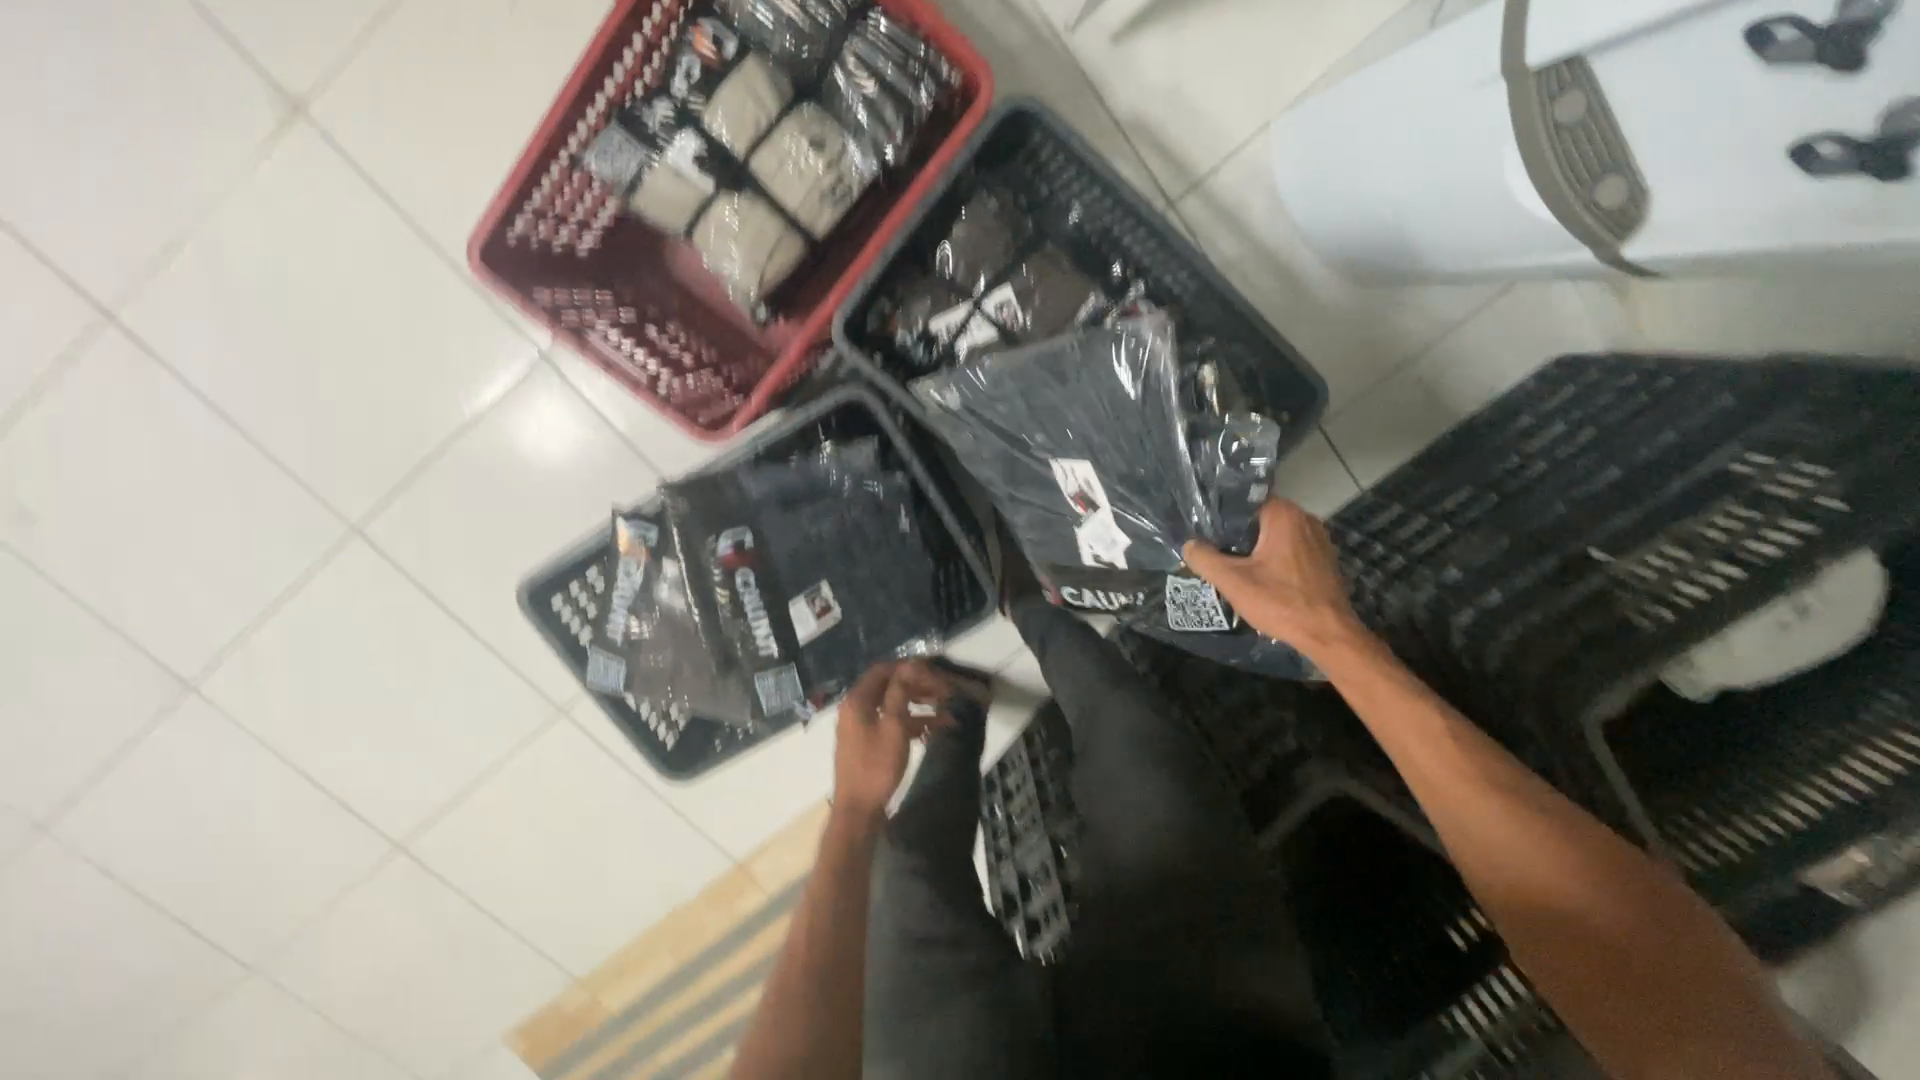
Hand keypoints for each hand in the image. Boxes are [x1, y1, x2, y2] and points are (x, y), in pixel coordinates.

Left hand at [831, 660, 979, 820]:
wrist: (858, 809)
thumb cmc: (876, 765)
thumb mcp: (893, 725)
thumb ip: (900, 692)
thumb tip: (910, 665)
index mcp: (857, 700)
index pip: (883, 670)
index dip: (908, 667)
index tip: (934, 670)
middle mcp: (855, 708)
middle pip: (888, 687)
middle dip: (917, 686)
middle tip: (943, 690)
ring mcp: (860, 726)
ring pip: (892, 706)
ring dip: (917, 705)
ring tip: (945, 709)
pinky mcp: (867, 742)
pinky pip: (890, 723)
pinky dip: (910, 723)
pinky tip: (933, 729)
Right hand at [1184, 498, 1369, 659]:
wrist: (1328, 634)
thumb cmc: (1281, 602)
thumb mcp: (1233, 582)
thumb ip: (1205, 559)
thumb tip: (1189, 545)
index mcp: (1284, 514)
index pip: (1243, 503)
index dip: (1221, 520)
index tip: (1206, 536)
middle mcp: (1305, 518)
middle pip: (1259, 520)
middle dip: (1238, 537)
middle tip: (1217, 556)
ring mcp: (1319, 539)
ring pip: (1275, 536)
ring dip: (1257, 550)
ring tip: (1236, 569)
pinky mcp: (1324, 558)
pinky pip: (1291, 550)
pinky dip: (1275, 560)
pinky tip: (1263, 580)